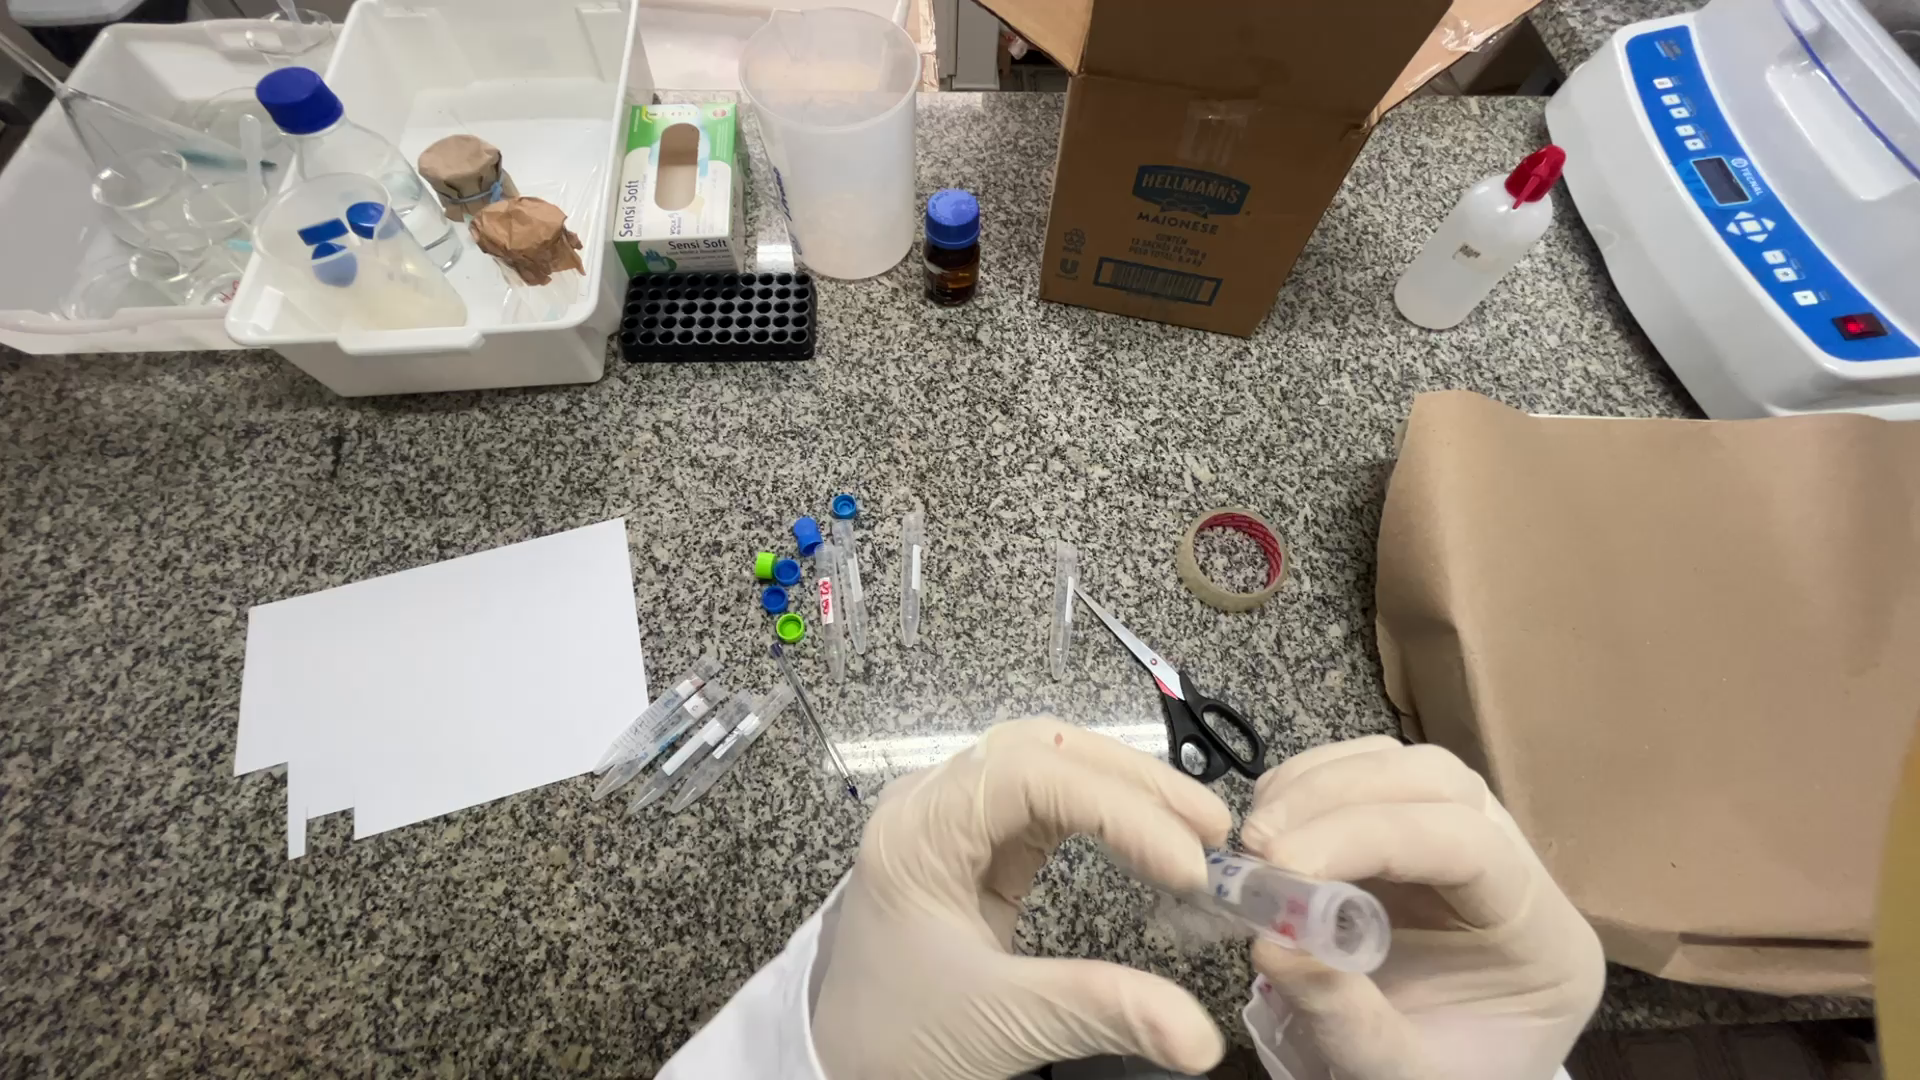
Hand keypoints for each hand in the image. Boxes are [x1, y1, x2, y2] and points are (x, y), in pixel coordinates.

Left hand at [812, 717, 1231, 1079]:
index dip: (1115, 806)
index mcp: (918, 829)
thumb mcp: (993, 1020)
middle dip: (1127, 779)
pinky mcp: (974, 837)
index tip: (1185, 862)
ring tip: (1188, 822)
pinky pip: (1041, 801)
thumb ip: (1096, 1010)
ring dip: (1119, 786)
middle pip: (1039, 748)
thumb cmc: (895, 1035)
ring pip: (1045, 762)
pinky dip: (1097, 812)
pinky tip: (1139, 835)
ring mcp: (952, 812)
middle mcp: (932, 800)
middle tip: (1206, 824)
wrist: (840, 1055)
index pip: (1026, 775)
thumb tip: (1199, 1034)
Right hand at [1242, 736, 1603, 1079]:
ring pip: (1390, 758)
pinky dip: (1297, 784)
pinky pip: (1351, 766)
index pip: (1467, 843)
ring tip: (1255, 838)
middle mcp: (1511, 864)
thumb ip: (1341, 1013)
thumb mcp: (1394, 1075)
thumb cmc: (1432, 1079)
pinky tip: (1268, 825)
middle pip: (1434, 778)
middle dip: (1334, 796)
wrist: (1430, 1076)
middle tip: (1260, 844)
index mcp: (1542, 936)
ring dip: (1309, 784)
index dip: (1366, 837)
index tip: (1282, 867)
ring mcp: (1456, 830)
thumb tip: (1270, 942)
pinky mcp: (1398, 819)